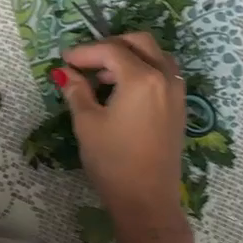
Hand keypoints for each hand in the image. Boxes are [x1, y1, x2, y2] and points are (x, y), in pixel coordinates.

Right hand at [52, 33, 188, 230]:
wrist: (146, 199)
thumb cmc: (113, 161)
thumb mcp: (87, 123)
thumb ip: (77, 91)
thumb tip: (65, 73)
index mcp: (142, 78)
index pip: (111, 51)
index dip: (85, 52)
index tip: (64, 61)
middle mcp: (165, 77)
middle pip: (139, 43)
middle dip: (109, 47)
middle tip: (84, 62)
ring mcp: (177, 92)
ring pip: (154, 56)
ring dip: (127, 57)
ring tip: (101, 76)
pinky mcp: (178, 107)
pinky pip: (161, 74)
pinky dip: (140, 70)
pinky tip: (119, 90)